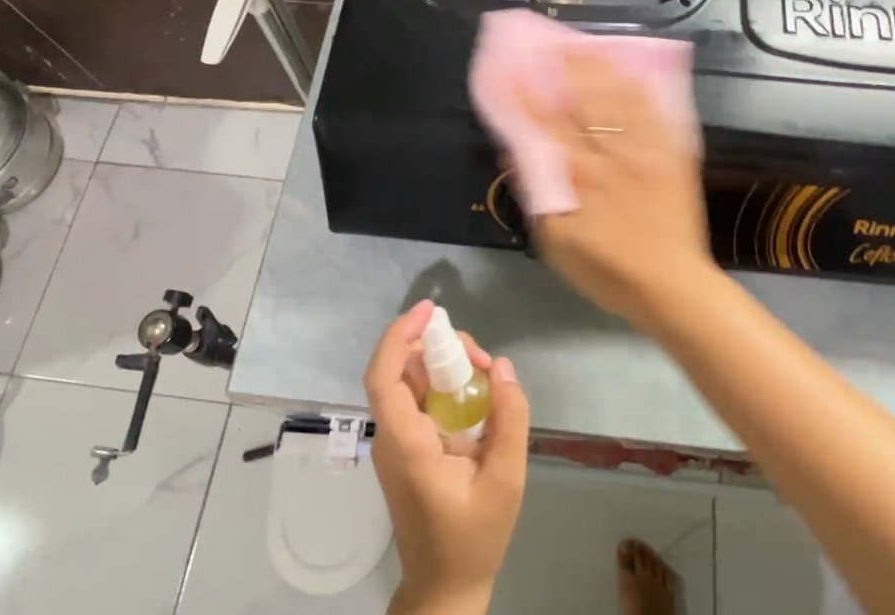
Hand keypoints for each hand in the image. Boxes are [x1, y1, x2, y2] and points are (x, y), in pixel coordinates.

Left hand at [365, 300, 530, 614]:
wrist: (445, 585)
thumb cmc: (473, 538)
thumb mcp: (505, 480)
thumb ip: (509, 420)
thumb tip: (503, 367)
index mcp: (406, 444)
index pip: (384, 376)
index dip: (400, 335)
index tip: (430, 310)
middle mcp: (392, 437)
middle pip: (400, 371)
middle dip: (437, 347)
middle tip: (482, 357)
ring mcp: (396, 444)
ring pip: (409, 383)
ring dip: (442, 366)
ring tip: (484, 374)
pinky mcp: (406, 449)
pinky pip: (418, 402)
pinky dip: (443, 387)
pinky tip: (475, 397)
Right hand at [519, 53, 720, 326]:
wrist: (672, 286)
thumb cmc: (607, 271)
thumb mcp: (556, 243)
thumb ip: (536, 195)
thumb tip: (516, 154)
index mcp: (580, 179)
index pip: (547, 126)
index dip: (528, 96)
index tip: (512, 71)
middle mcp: (612, 157)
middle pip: (584, 103)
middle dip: (564, 72)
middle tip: (548, 47)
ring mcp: (647, 152)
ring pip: (618, 99)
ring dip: (597, 71)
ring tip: (581, 49)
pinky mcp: (673, 154)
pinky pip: (655, 111)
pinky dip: (638, 88)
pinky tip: (626, 71)